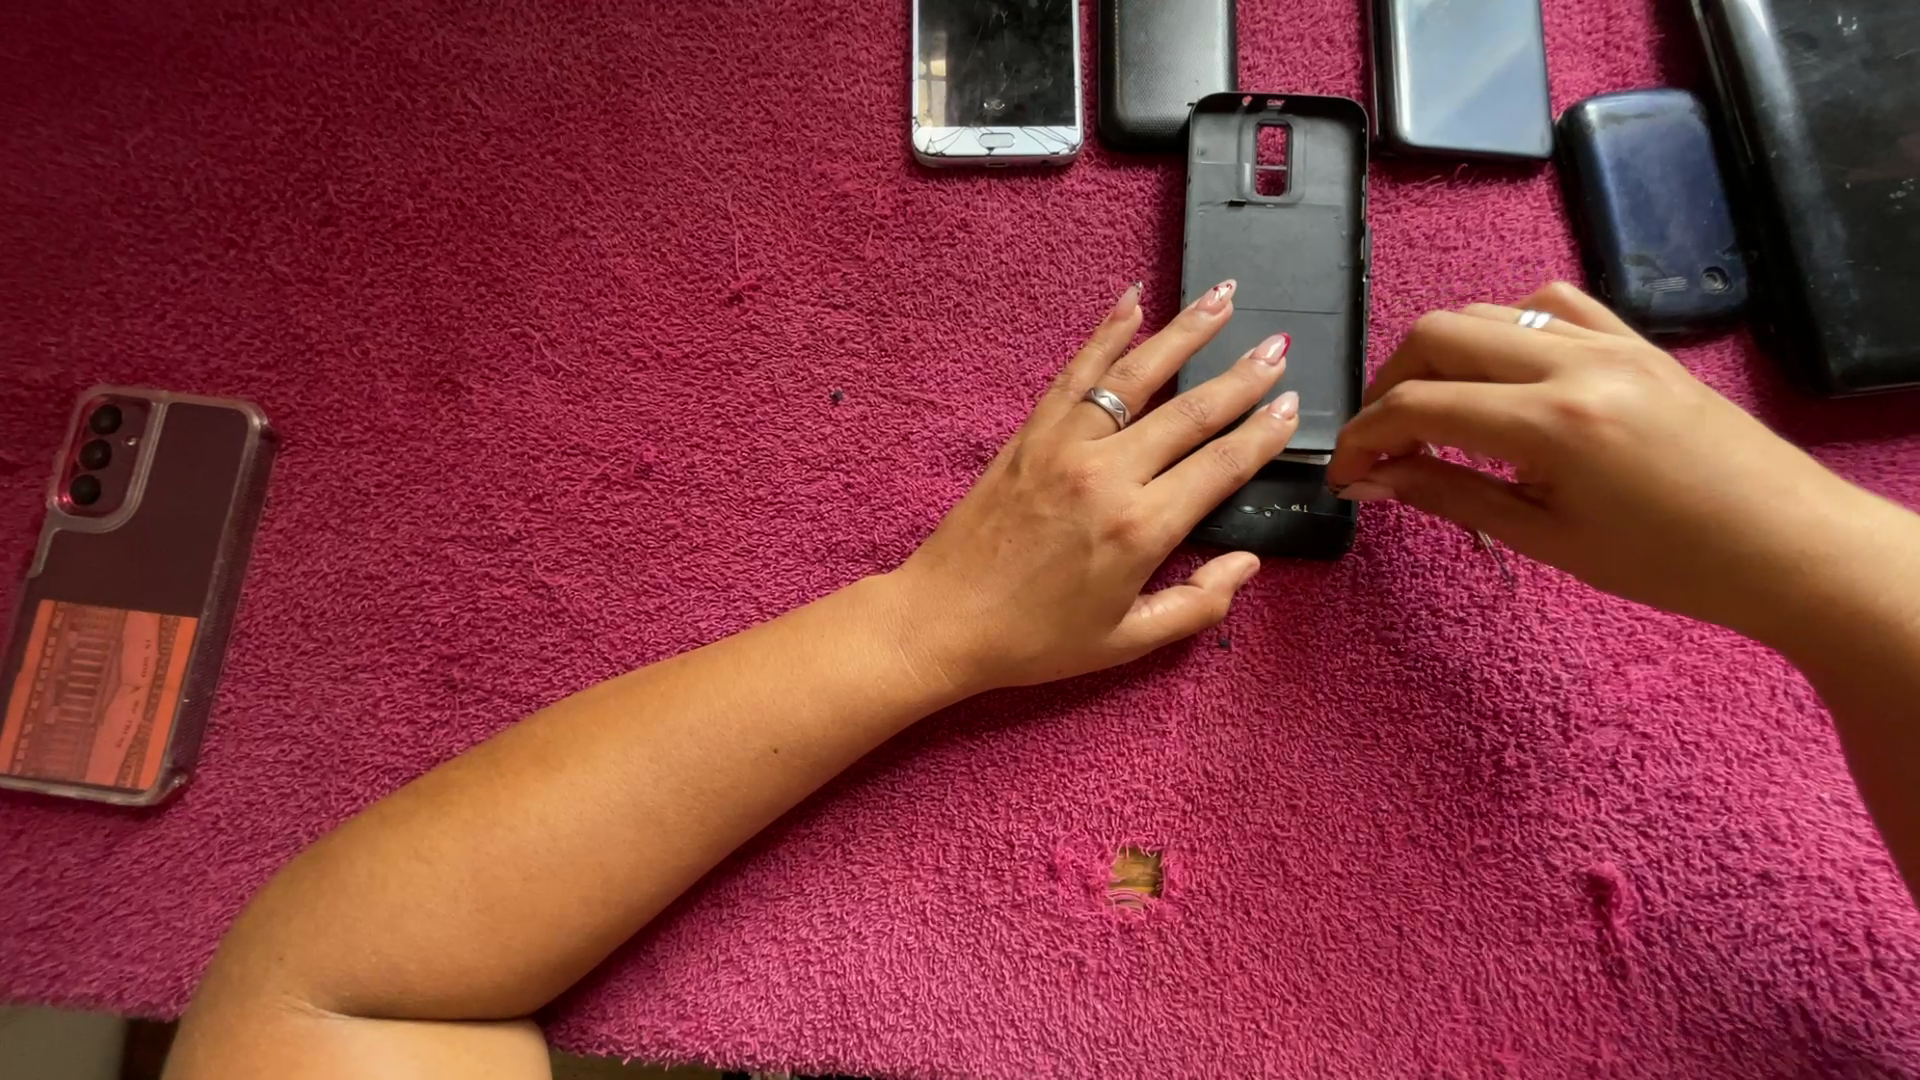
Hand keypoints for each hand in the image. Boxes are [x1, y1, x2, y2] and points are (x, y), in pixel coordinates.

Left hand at [889, 280, 1300, 693]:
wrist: (944, 619)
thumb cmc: (1035, 639)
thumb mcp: (1125, 641)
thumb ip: (1196, 605)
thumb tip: (1247, 563)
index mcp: (1142, 528)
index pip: (1222, 465)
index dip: (1265, 432)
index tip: (1292, 403)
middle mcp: (1108, 474)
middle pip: (1190, 411)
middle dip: (1241, 376)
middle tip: (1279, 346)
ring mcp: (1065, 446)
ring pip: (1136, 375)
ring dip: (1184, 332)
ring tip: (1223, 298)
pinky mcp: (1030, 435)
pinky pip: (1074, 374)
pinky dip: (1104, 335)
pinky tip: (1128, 303)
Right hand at [1326, 282, 1886, 640]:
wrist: (1792, 547)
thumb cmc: (1664, 563)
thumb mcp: (1540, 537)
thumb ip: (1444, 494)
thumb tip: (1367, 479)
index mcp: (1552, 422)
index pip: (1417, 406)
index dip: (1361, 437)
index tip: (1344, 472)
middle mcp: (1575, 362)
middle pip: (1435, 336)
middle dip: (1386, 388)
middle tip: (1382, 442)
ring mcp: (1609, 341)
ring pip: (1483, 311)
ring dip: (1434, 358)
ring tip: (1430, 413)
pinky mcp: (1633, 340)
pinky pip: (1547, 302)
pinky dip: (1499, 327)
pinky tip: (1496, 372)